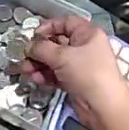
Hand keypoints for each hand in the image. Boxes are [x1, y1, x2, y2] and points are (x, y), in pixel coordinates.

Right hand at [18, 15, 128, 129]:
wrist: (103, 107)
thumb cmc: (87, 73)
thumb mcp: (62, 56)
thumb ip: (41, 48)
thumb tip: (28, 46)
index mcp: (87, 34)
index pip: (66, 22)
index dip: (49, 26)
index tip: (34, 35)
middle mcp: (84, 47)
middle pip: (57, 42)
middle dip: (39, 49)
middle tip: (25, 56)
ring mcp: (80, 65)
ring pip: (54, 60)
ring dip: (39, 64)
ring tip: (25, 70)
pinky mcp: (75, 81)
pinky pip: (56, 74)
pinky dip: (45, 75)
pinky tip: (35, 78)